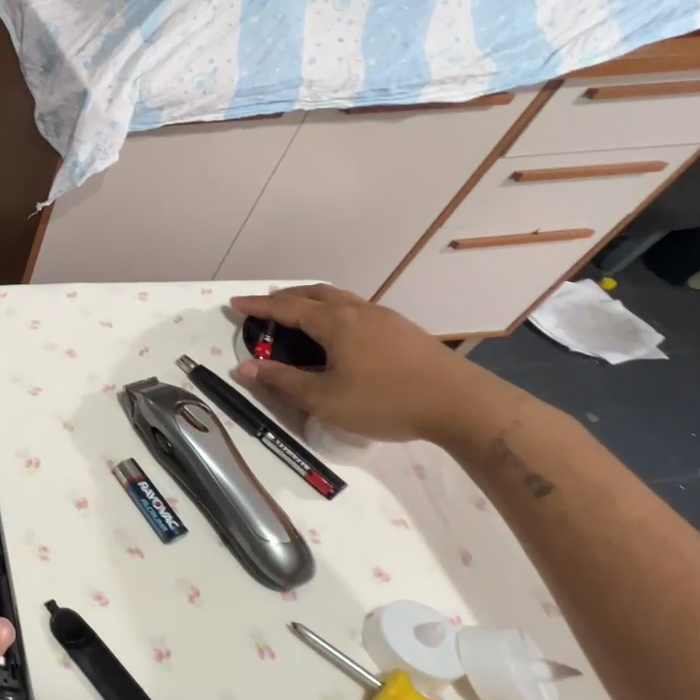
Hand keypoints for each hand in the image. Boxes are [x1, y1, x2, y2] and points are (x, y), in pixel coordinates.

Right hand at [230, 284, 524, 444]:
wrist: (465, 406)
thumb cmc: (387, 401)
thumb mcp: (325, 399)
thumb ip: (282, 382)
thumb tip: (244, 368)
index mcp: (335, 323)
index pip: (286, 307)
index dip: (258, 306)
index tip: (234, 303)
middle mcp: (359, 312)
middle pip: (315, 293)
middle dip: (285, 296)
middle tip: (265, 304)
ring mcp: (387, 319)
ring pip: (341, 298)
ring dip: (313, 300)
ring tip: (300, 312)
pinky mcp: (406, 332)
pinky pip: (359, 309)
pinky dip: (336, 311)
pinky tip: (341, 332)